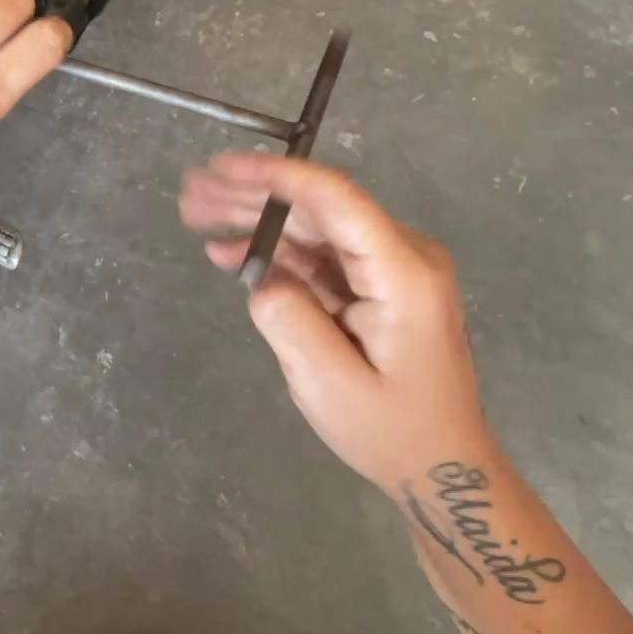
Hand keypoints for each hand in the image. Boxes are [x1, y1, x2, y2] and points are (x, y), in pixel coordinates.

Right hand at [179, 152, 490, 489]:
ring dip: (255, 219)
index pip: (335, 200)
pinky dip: (272, 250)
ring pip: (311, 226)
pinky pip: (316, 254)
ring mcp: (387, 270)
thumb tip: (259, 275)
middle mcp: (400, 257)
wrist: (441, 466)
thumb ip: (289, 320)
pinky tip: (228, 253)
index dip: (275, 175)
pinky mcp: (373, 285)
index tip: (221, 167)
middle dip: (251, 194)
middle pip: (317, 207)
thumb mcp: (329, 383)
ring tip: (198, 215)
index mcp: (401, 274)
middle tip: (191, 192)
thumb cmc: (389, 429)